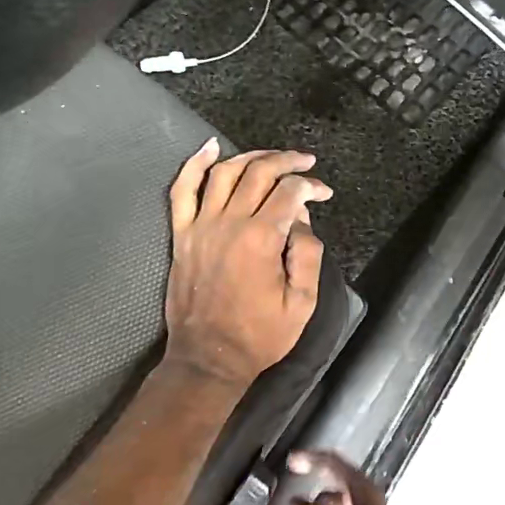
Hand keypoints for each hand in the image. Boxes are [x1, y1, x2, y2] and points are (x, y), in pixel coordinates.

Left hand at [162, 138, 331, 389]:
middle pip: (259, 173)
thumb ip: (307, 254)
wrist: (208, 357)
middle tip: (306, 162)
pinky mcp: (182, 234)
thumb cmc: (259, 336)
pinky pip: (182, 190)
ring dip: (250, 157)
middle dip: (287, 161)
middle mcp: (229, 223)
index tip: (323, 194)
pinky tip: (210, 147)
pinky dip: (194, 165)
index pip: (290, 193)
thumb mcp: (302, 304)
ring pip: (224, 173)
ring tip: (271, 156)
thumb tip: (301, 219)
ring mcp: (200, 226)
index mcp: (261, 239)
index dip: (311, 186)